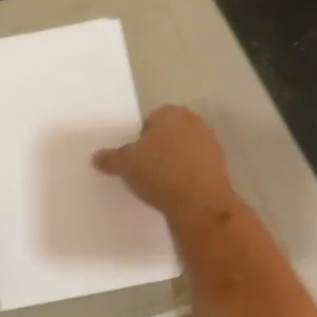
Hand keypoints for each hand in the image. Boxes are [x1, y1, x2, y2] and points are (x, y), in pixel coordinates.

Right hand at [93, 106, 237, 222]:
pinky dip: (185, 176)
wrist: (199, 203)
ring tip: (158, 183)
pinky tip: (175, 191)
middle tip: (142, 169)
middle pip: (167, 134)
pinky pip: (194, 167)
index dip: (138, 139)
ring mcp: (210, 144)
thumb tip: (97, 156)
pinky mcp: (219, 166)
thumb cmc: (159, 172)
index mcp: (172, 113)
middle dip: (156, 149)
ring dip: (171, 163)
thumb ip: (111, 158)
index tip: (133, 157)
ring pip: (182, 151)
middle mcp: (194, 122)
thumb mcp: (126, 165)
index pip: (149, 120)